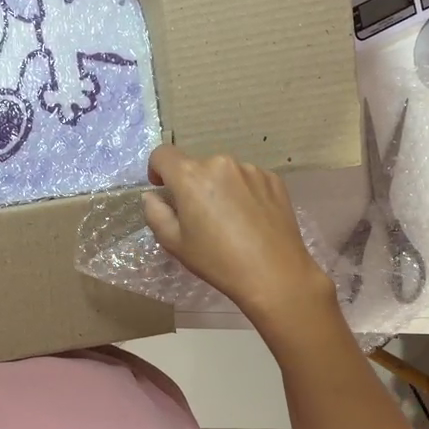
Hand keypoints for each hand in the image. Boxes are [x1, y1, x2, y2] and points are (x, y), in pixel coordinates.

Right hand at [141, 145, 331, 319]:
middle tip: (200, 217)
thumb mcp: (174, 243)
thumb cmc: (217, 261)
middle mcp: (221, 163)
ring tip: (230, 220)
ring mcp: (251, 169)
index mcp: (191, 176)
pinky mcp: (273, 179)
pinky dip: (242, 192)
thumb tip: (153, 196)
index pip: (163, 154)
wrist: (275, 274)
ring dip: (219, 188)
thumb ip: (155, 213)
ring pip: (223, 173)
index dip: (157, 170)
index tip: (163, 190)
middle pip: (195, 166)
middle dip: (191, 185)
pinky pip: (247, 179)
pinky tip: (250, 219)